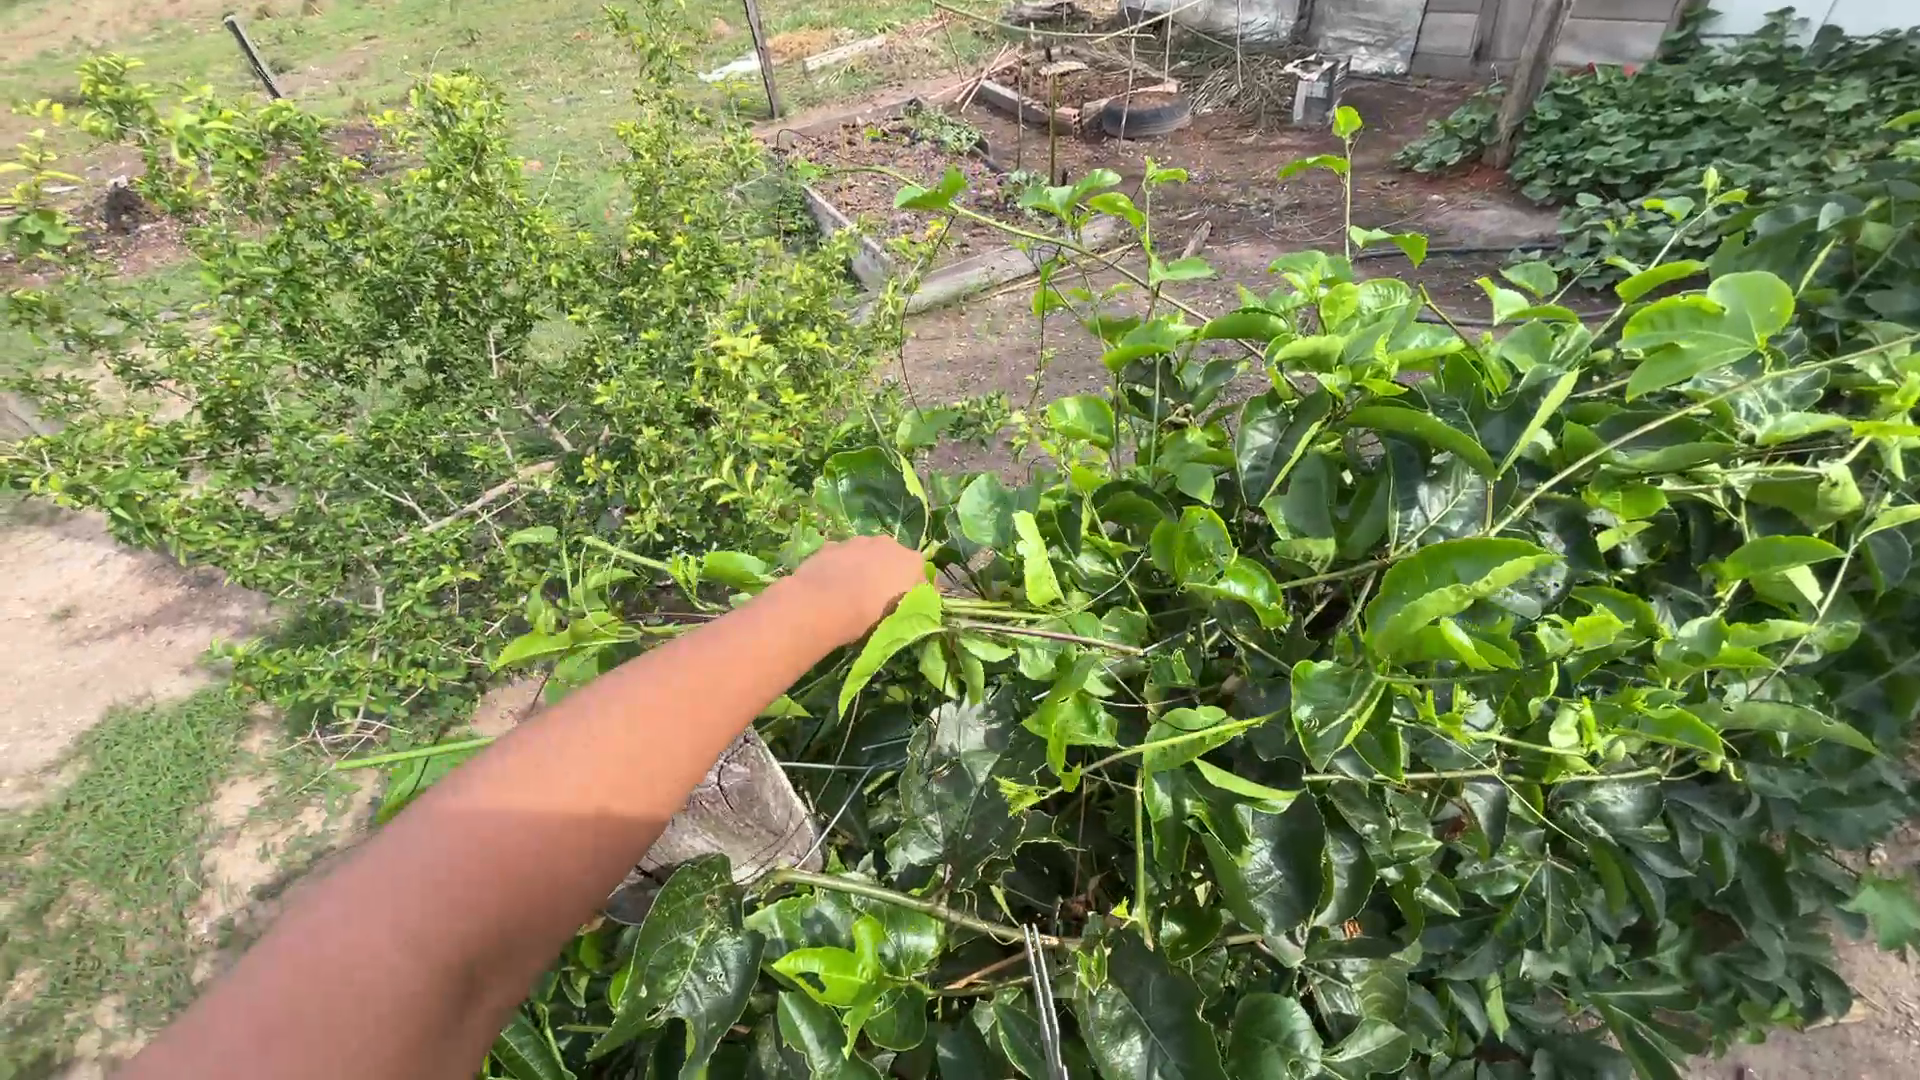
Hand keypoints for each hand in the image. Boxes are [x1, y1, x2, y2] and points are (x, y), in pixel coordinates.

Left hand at [790, 535, 927, 645]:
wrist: (821, 605)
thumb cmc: (868, 616)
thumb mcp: (896, 618)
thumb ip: (907, 607)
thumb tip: (907, 607)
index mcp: (911, 562)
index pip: (923, 577)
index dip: (918, 592)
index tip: (911, 608)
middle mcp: (888, 544)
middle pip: (893, 560)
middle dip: (889, 575)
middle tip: (879, 599)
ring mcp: (857, 541)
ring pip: (866, 554)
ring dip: (863, 568)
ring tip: (852, 592)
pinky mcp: (831, 546)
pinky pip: (842, 557)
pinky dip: (841, 567)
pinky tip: (831, 585)